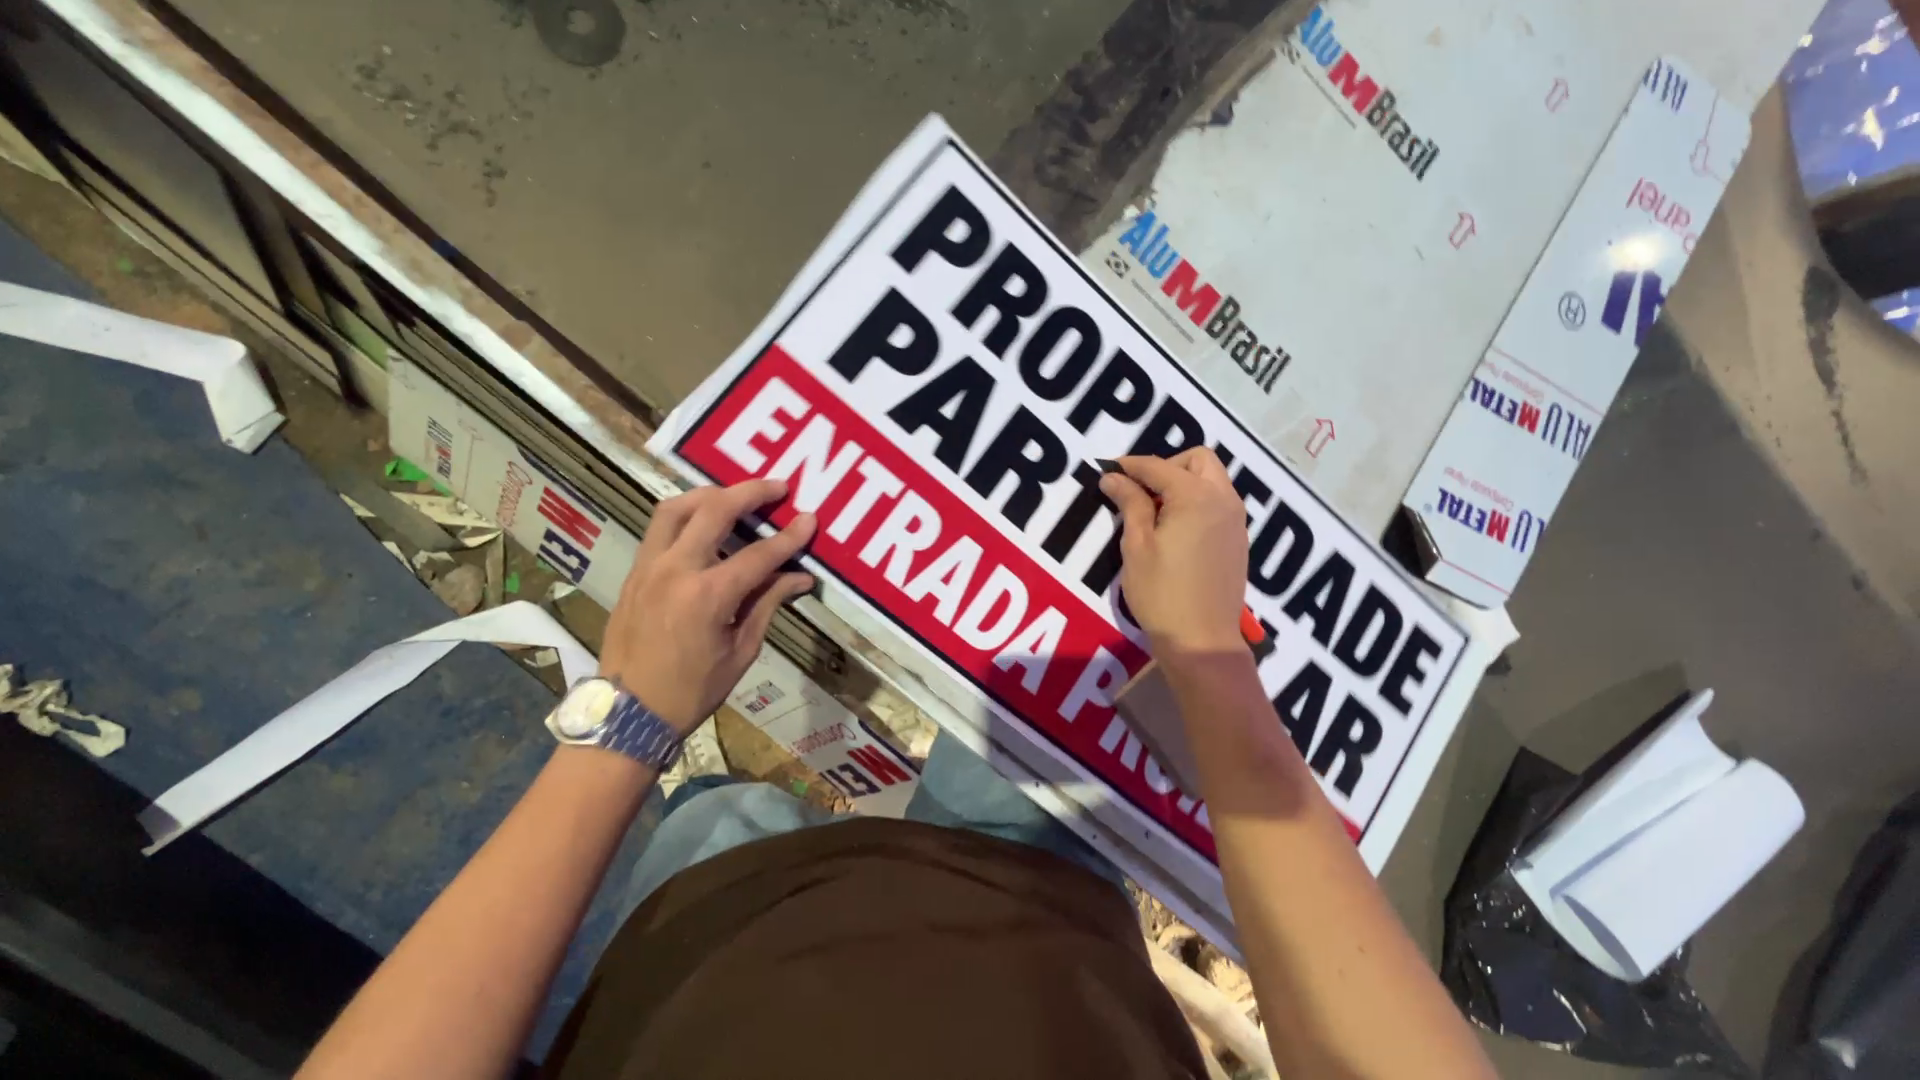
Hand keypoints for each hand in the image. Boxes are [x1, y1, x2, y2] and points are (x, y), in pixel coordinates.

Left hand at [598, 479, 815, 732]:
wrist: (628, 713)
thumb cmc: (692, 691)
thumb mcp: (740, 652)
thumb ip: (767, 605)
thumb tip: (799, 578)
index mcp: (707, 596)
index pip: (758, 554)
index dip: (788, 536)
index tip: (810, 518)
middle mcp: (675, 570)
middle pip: (714, 511)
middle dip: (750, 493)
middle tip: (778, 487)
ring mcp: (649, 567)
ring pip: (677, 508)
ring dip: (710, 495)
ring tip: (736, 496)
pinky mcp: (634, 572)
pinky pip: (660, 529)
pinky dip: (686, 516)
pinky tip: (705, 523)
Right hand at [1099, 448, 1249, 655]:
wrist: (1202, 640)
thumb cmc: (1161, 593)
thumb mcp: (1137, 546)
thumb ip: (1130, 504)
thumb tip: (1115, 477)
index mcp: (1196, 497)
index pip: (1158, 466)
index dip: (1130, 466)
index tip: (1107, 472)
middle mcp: (1223, 500)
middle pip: (1198, 460)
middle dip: (1167, 466)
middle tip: (1139, 490)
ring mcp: (1236, 520)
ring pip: (1212, 480)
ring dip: (1184, 482)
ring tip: (1154, 509)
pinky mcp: (1238, 540)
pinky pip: (1219, 502)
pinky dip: (1197, 501)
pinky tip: (1175, 528)